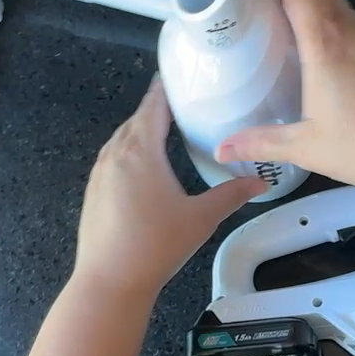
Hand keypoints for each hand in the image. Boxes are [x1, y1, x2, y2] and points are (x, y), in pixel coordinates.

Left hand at [74, 77, 264, 298]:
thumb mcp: (201, 218)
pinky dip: (130, 151)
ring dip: (142, 130)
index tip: (180, 74)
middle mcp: (116, 154)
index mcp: (141, 151)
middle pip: (137, 119)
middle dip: (157, 108)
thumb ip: (231, 195)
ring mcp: (99, 173)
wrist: (110, 280)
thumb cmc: (156, 245)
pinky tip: (143, 166)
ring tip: (164, 129)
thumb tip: (261, 183)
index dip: (167, 88)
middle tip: (181, 102)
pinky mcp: (93, 191)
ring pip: (122, 139)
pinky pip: (113, 158)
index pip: (154, 106)